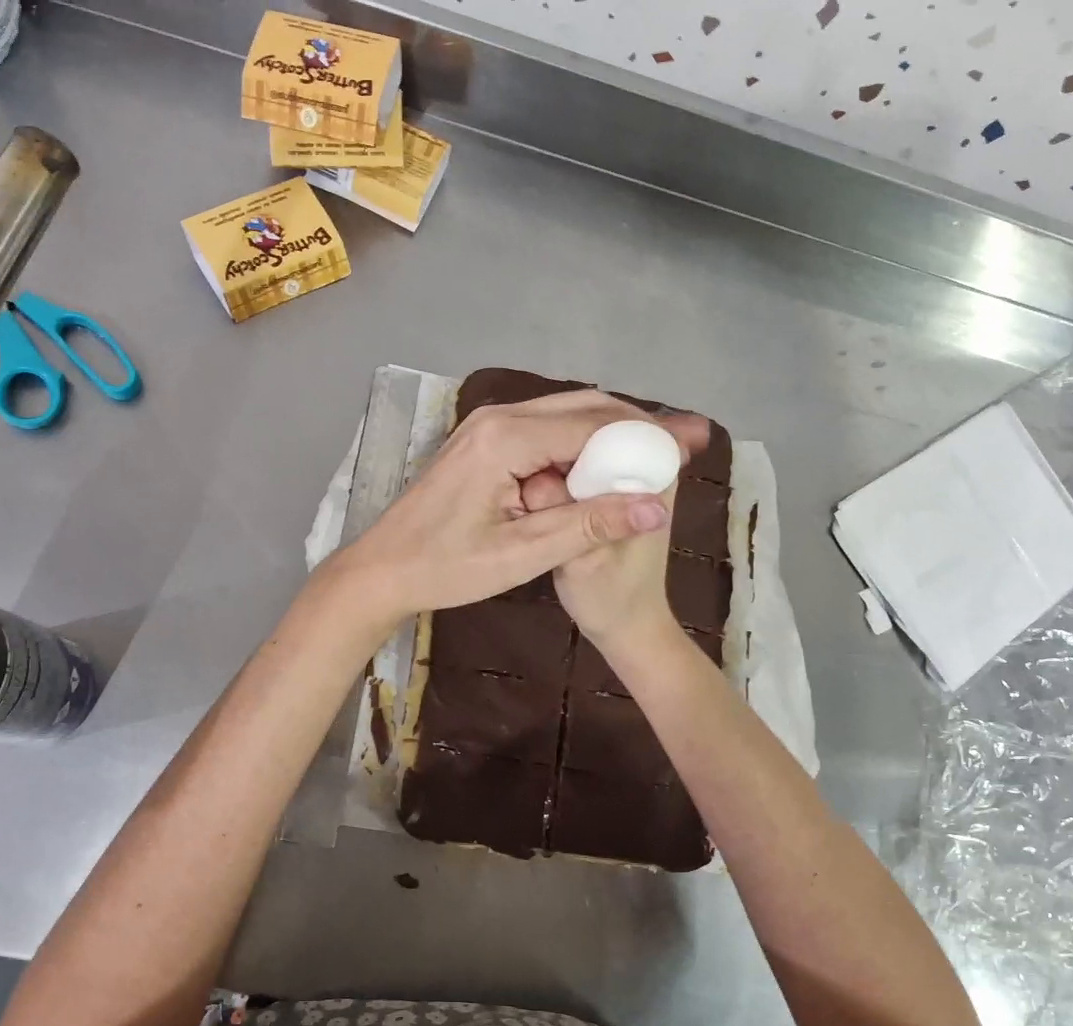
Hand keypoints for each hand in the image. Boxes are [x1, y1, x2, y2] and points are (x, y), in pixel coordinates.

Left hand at [327, 391, 704, 620]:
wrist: (382, 570)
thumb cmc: (445, 568)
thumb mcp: (521, 554)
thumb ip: (589, 527)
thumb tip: (655, 509)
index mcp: (506, 438)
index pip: (594, 425)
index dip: (646, 437)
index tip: (689, 451)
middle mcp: (498, 417)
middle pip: (584, 408)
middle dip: (633, 430)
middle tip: (677, 454)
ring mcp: (487, 426)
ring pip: (565, 416)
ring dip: (606, 439)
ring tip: (646, 468)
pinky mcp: (483, 441)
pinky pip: (544, 431)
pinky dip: (577, 448)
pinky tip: (598, 476)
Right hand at [518, 416, 713, 655]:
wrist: (625, 627)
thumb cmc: (610, 598)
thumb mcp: (583, 560)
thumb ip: (564, 517)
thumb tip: (534, 476)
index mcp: (651, 476)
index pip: (620, 423)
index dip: (577, 423)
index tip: (534, 436)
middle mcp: (644, 468)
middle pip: (603, 427)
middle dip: (565, 430)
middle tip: (520, 446)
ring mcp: (627, 479)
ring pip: (590, 443)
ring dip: (558, 445)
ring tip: (519, 456)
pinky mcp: (609, 492)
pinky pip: (583, 463)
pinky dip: (558, 465)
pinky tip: (528, 474)